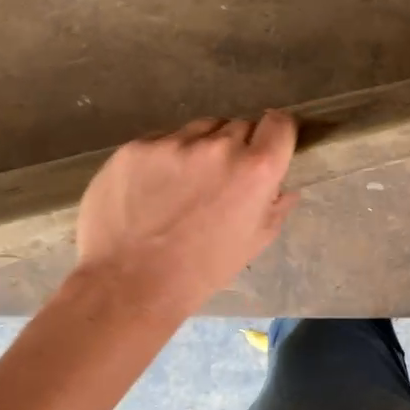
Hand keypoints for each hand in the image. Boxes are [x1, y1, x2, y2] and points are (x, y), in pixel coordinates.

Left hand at [73, 113, 299, 316]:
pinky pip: (161, 140)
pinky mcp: (136, 148)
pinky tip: (151, 186)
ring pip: (200, 129)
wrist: (128, 285)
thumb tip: (282, 186)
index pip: (279, 123)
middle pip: (238, 125)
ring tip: (183, 181)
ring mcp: (175, 144)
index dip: (276, 132)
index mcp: (256, 169)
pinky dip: (164, 156)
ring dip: (200, 147)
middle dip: (236, 147)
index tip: (267, 144)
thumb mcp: (255, 241)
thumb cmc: (202, 270)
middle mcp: (220, 147)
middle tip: (220, 177)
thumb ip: (276, 205)